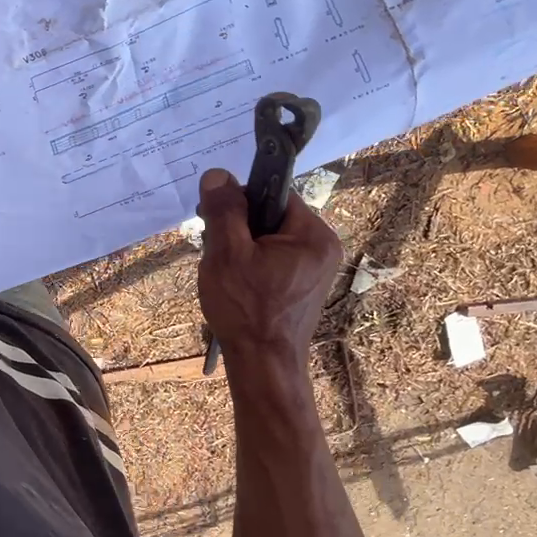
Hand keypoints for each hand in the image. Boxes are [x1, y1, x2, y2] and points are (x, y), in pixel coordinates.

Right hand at [196, 167, 341, 357]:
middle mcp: (323, 247)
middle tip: (214, 249)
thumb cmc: (245, 306)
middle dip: (237, 228)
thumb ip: (224, 212)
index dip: (240, 201)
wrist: (263, 361)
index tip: (213, 218)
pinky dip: (251, 264)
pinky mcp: (304, 286)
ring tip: (223, 270)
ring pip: (270, 240)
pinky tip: (235, 282)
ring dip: (241, 248)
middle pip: (271, 217)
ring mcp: (316, 269)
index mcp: (314, 234)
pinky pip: (274, 260)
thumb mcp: (226, 253)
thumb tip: (217, 174)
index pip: (275, 195)